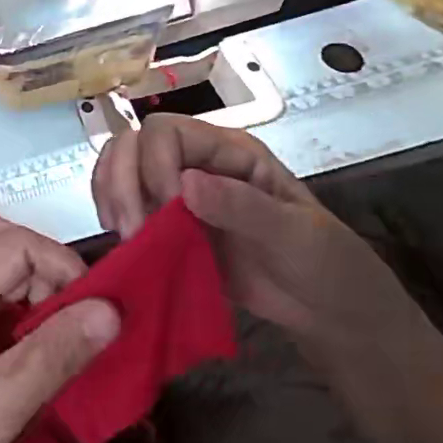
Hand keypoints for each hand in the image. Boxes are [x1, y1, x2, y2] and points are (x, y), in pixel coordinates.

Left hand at [0, 217, 120, 442]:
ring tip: (52, 321)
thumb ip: (58, 352)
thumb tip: (112, 308)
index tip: (93, 306)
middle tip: (72, 317)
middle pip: (4, 241)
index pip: (15, 243)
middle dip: (48, 270)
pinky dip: (18, 293)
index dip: (60, 265)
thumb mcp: (1, 404)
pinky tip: (29, 323)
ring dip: (34, 280)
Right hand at [90, 114, 403, 353]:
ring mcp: (180, 195)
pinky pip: (129, 208)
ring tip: (124, 234)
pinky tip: (123, 243)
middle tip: (131, 230)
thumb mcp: (295, 233)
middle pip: (134, 143)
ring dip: (112, 196)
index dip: (155, 164)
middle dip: (122, 180)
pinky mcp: (171, 228)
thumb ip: (244, 206)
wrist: (330, 310)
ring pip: (122, 169)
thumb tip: (186, 184)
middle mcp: (197, 163)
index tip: (167, 211)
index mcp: (229, 151)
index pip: (167, 131)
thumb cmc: (325, 262)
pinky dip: (115, 218)